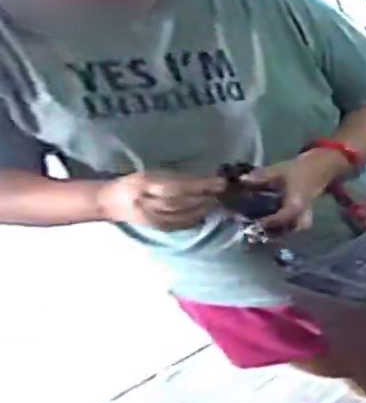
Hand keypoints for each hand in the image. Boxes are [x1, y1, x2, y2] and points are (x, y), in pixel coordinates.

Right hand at [94, 171, 224, 230]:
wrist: (108, 202)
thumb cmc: (135, 184)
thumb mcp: (152, 175)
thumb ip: (179, 178)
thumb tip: (212, 180)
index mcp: (141, 186)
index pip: (174, 188)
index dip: (200, 186)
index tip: (221, 182)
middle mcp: (144, 204)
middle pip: (180, 203)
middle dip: (204, 197)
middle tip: (220, 192)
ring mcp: (150, 218)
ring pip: (183, 215)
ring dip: (204, 208)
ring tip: (214, 200)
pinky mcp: (156, 227)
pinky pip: (182, 224)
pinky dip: (197, 217)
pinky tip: (204, 211)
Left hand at [243, 148, 351, 232]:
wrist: (324, 165)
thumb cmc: (303, 168)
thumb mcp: (280, 170)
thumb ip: (261, 176)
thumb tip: (241, 180)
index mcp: (298, 201)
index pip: (284, 217)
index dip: (269, 222)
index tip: (252, 224)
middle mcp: (304, 208)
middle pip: (297, 227)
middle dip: (283, 231)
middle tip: (262, 229)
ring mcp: (307, 208)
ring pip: (300, 225)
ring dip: (286, 228)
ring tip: (267, 227)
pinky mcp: (307, 206)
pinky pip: (299, 219)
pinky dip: (288, 222)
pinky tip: (274, 217)